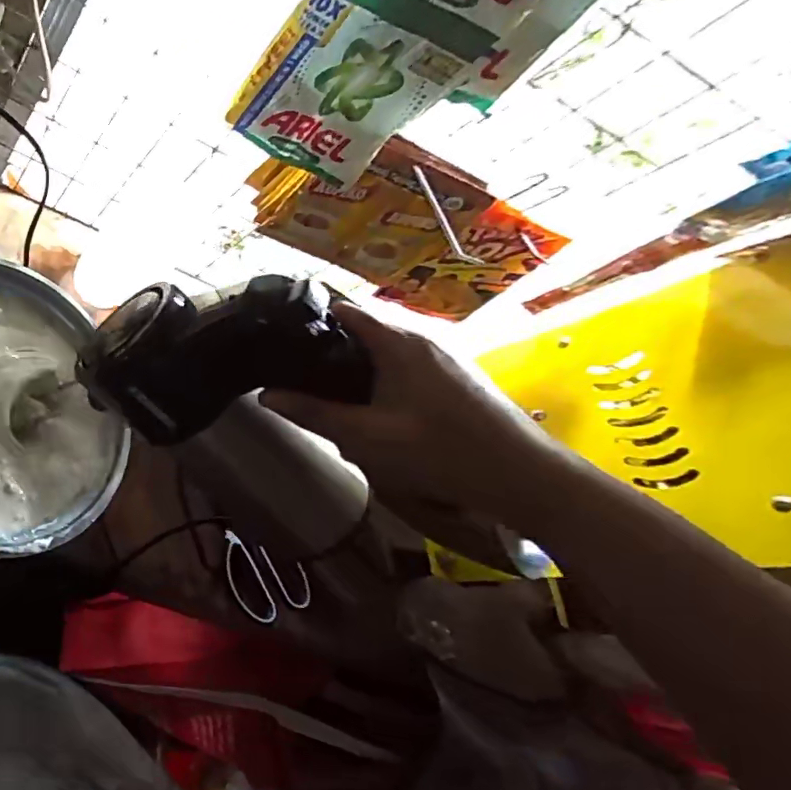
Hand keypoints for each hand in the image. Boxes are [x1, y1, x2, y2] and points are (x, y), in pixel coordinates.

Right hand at [263, 302, 575, 521]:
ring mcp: (443, 360)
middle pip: (362, 334)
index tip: (280, 339)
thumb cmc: (439, 450)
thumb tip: (266, 395)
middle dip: (330, 355)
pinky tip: (376, 418)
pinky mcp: (455, 381)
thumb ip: (314, 414)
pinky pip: (404, 372)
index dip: (309, 319)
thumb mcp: (365, 437)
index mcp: (398, 343)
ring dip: (356, 376)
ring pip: (384, 357)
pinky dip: (380, 385)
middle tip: (300, 381)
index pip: (344, 311)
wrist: (524, 478)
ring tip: (333, 404)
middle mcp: (422, 341)